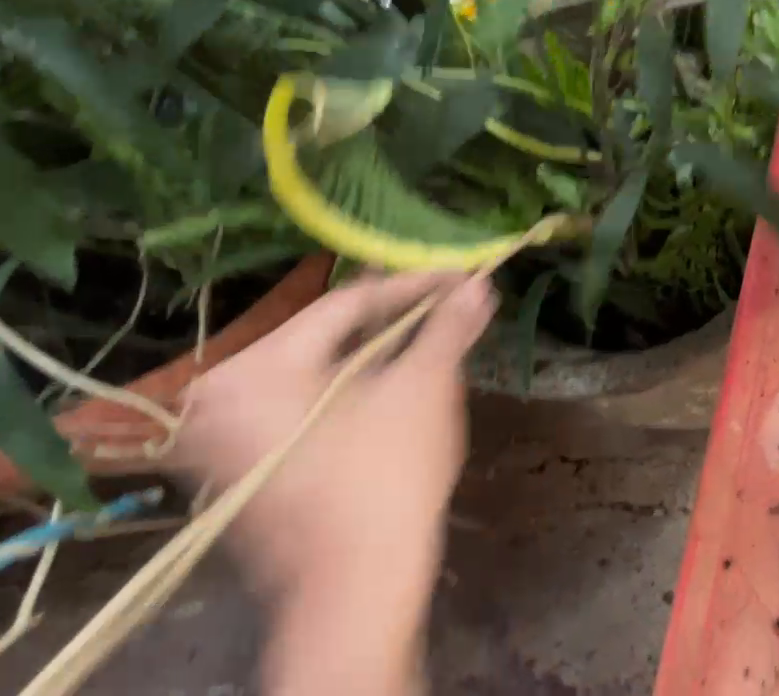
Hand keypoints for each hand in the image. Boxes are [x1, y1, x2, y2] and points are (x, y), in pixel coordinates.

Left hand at [173, 271, 495, 695]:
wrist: (356, 580)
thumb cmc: (387, 476)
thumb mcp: (425, 388)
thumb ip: (448, 327)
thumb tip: (478, 284)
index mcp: (256, 368)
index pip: (347, 302)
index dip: (415, 286)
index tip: (465, 277)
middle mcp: (220, 393)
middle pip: (326, 334)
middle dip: (397, 320)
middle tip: (453, 309)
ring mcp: (221, 433)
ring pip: (317, 367)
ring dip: (378, 352)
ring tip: (435, 342)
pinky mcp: (240, 462)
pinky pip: (302, 400)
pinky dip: (351, 386)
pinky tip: (396, 387)